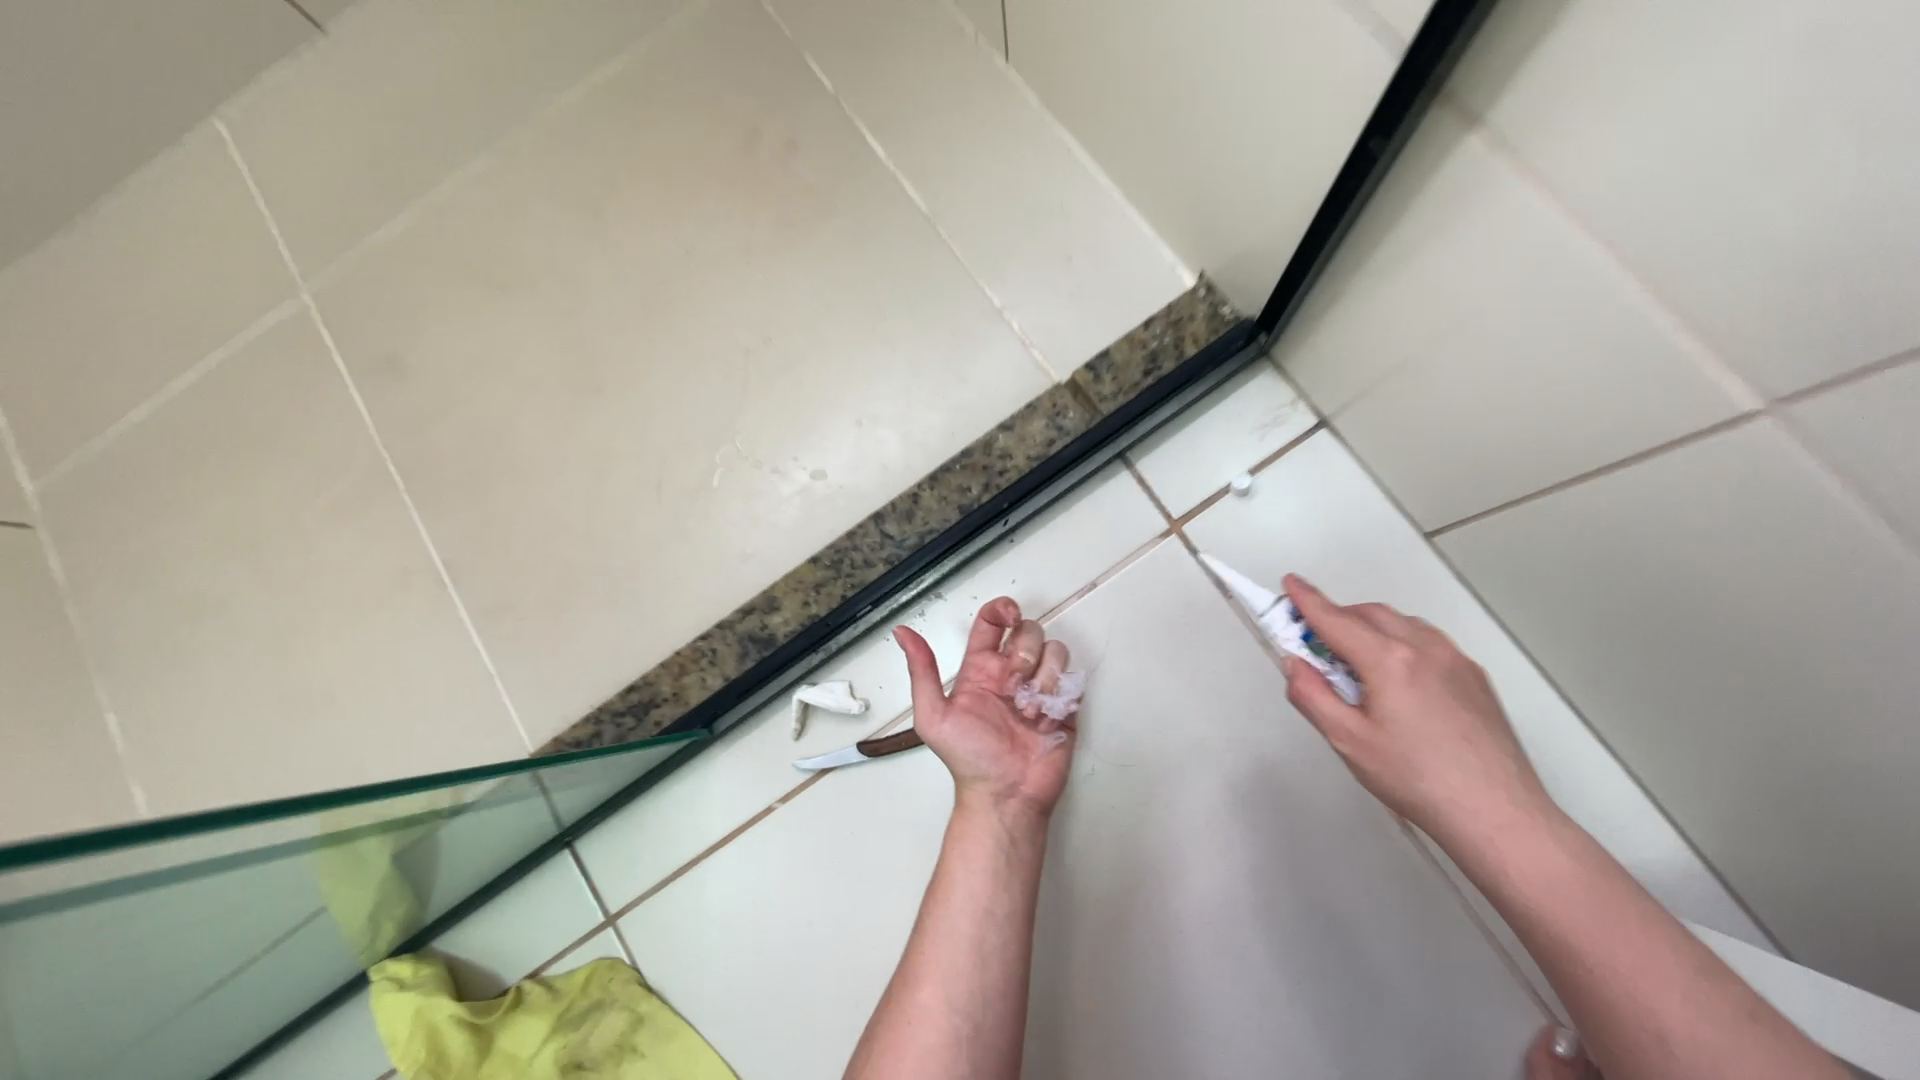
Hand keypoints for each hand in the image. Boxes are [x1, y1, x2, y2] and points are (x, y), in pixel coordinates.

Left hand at [894, 598, 1076, 821]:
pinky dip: (1060, 696)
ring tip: (1028, 712)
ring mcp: (1041, 688)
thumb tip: (902, 632)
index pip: (994, 621)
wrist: (1005, 795)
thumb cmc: (968, 759)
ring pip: (1055, 651)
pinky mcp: (1065, 705)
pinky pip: (1072, 679)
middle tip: (1012, 689)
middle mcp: (1013, 673)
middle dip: (1024, 655)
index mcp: (982, 668)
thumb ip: (921, 671)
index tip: (1010, 617)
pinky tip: (1046, 719)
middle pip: (1030, 631)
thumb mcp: (933, 715)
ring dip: (1043, 680)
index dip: (1004, 609)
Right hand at [1279, 575, 1556, 848]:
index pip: (1336, 619)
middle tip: (1313, 640)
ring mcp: (1456, 661)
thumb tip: (1295, 664)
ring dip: (1371, 629)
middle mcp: (1426, 649)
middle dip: (1338, 617)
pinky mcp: (1475, 678)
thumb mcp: (1348, 741)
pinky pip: (1429, 642)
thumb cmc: (1419, 780)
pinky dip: (1401, 643)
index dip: (1307, 600)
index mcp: (1390, 661)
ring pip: (1403, 624)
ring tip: (1355, 664)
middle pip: (1370, 614)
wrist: (1496, 813)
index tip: (1290, 584)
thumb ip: (1311, 695)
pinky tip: (1396, 680)